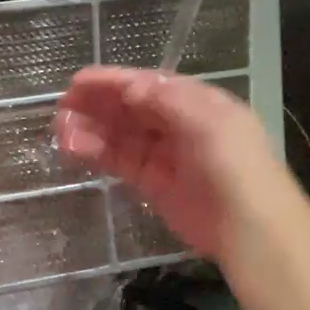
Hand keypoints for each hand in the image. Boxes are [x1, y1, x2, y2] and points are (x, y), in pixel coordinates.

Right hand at [53, 67, 287, 256]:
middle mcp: (180, 126)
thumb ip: (169, 101)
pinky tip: (74, 149)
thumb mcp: (209, 123)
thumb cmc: (234, 168)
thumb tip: (130, 86)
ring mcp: (165, 156)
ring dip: (91, 130)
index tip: (77, 82)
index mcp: (198, 104)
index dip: (113, 82)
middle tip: (62, 108)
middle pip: (131, 109)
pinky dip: (97, 154)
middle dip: (97, 105)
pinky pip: (120, 162)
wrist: (249, 227)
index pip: (149, 85)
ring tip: (60, 131)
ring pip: (121, 136)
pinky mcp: (153, 184)